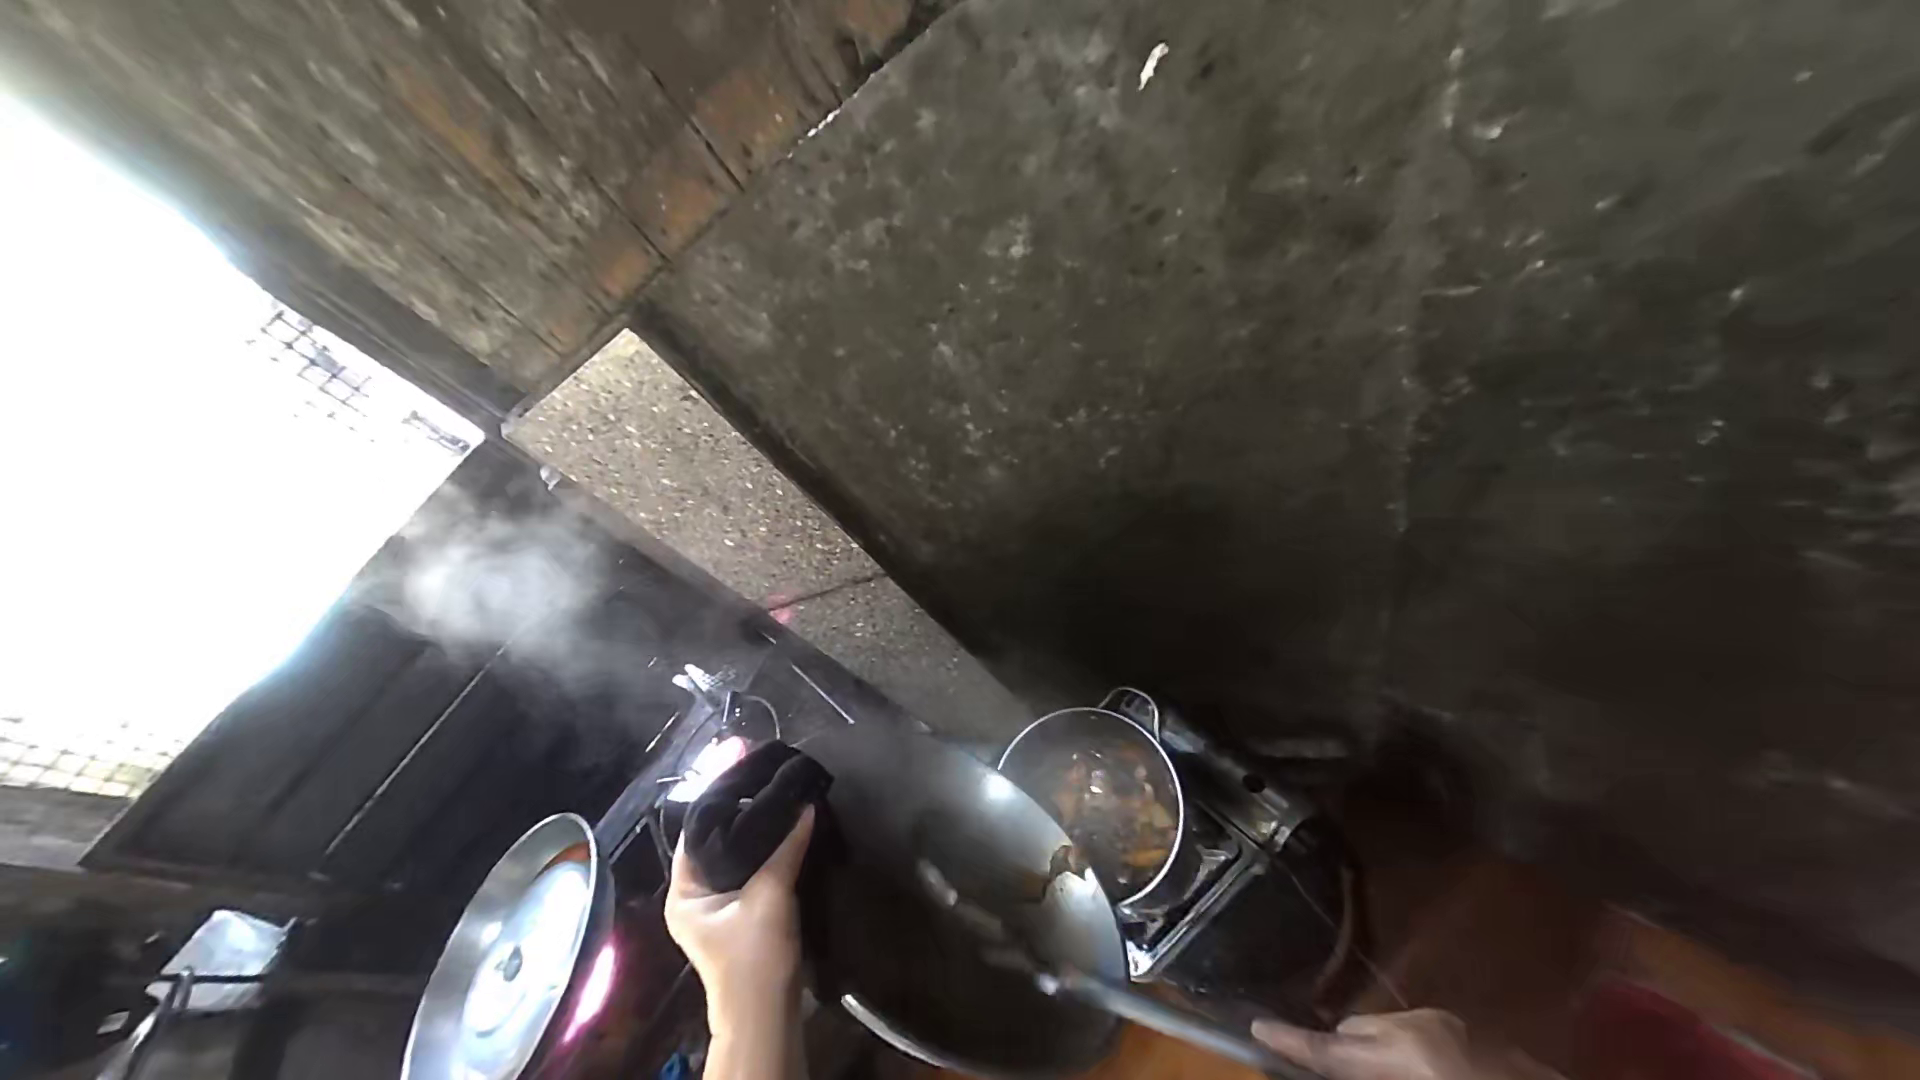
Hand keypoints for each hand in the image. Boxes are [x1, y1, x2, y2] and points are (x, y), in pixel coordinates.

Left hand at [666, 805, 815, 1023]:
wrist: (766, 1012)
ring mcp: (715, 909)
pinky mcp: (738, 916)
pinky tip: (784, 838)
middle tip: (767, 787)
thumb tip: (806, 805)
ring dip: (755, 839)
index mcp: (683, 892)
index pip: (694, 833)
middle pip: (715, 845)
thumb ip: (788, 846)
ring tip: (779, 805)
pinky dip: (762, 856)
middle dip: (741, 819)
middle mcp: (692, 897)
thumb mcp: (771, 892)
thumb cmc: (754, 954)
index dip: (718, 805)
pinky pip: (747, 874)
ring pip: (733, 860)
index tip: (746, 778)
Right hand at [1252, 1009, 1562, 1079]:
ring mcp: (1461, 1031)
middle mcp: (1427, 1030)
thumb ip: (1366, 1063)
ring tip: (1393, 1075)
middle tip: (1341, 1071)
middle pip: (1359, 1033)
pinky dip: (1420, 1061)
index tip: (1257, 1026)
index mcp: (1409, 1055)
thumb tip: (1343, 1043)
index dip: (1291, 1040)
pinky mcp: (1490, 1040)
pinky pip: (1431, 1042)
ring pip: (1395, 1034)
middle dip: (1345, 1054)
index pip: (1332, 1048)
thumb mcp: (1407, 1070)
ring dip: (1385, 1058)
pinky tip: (1434, 1078)